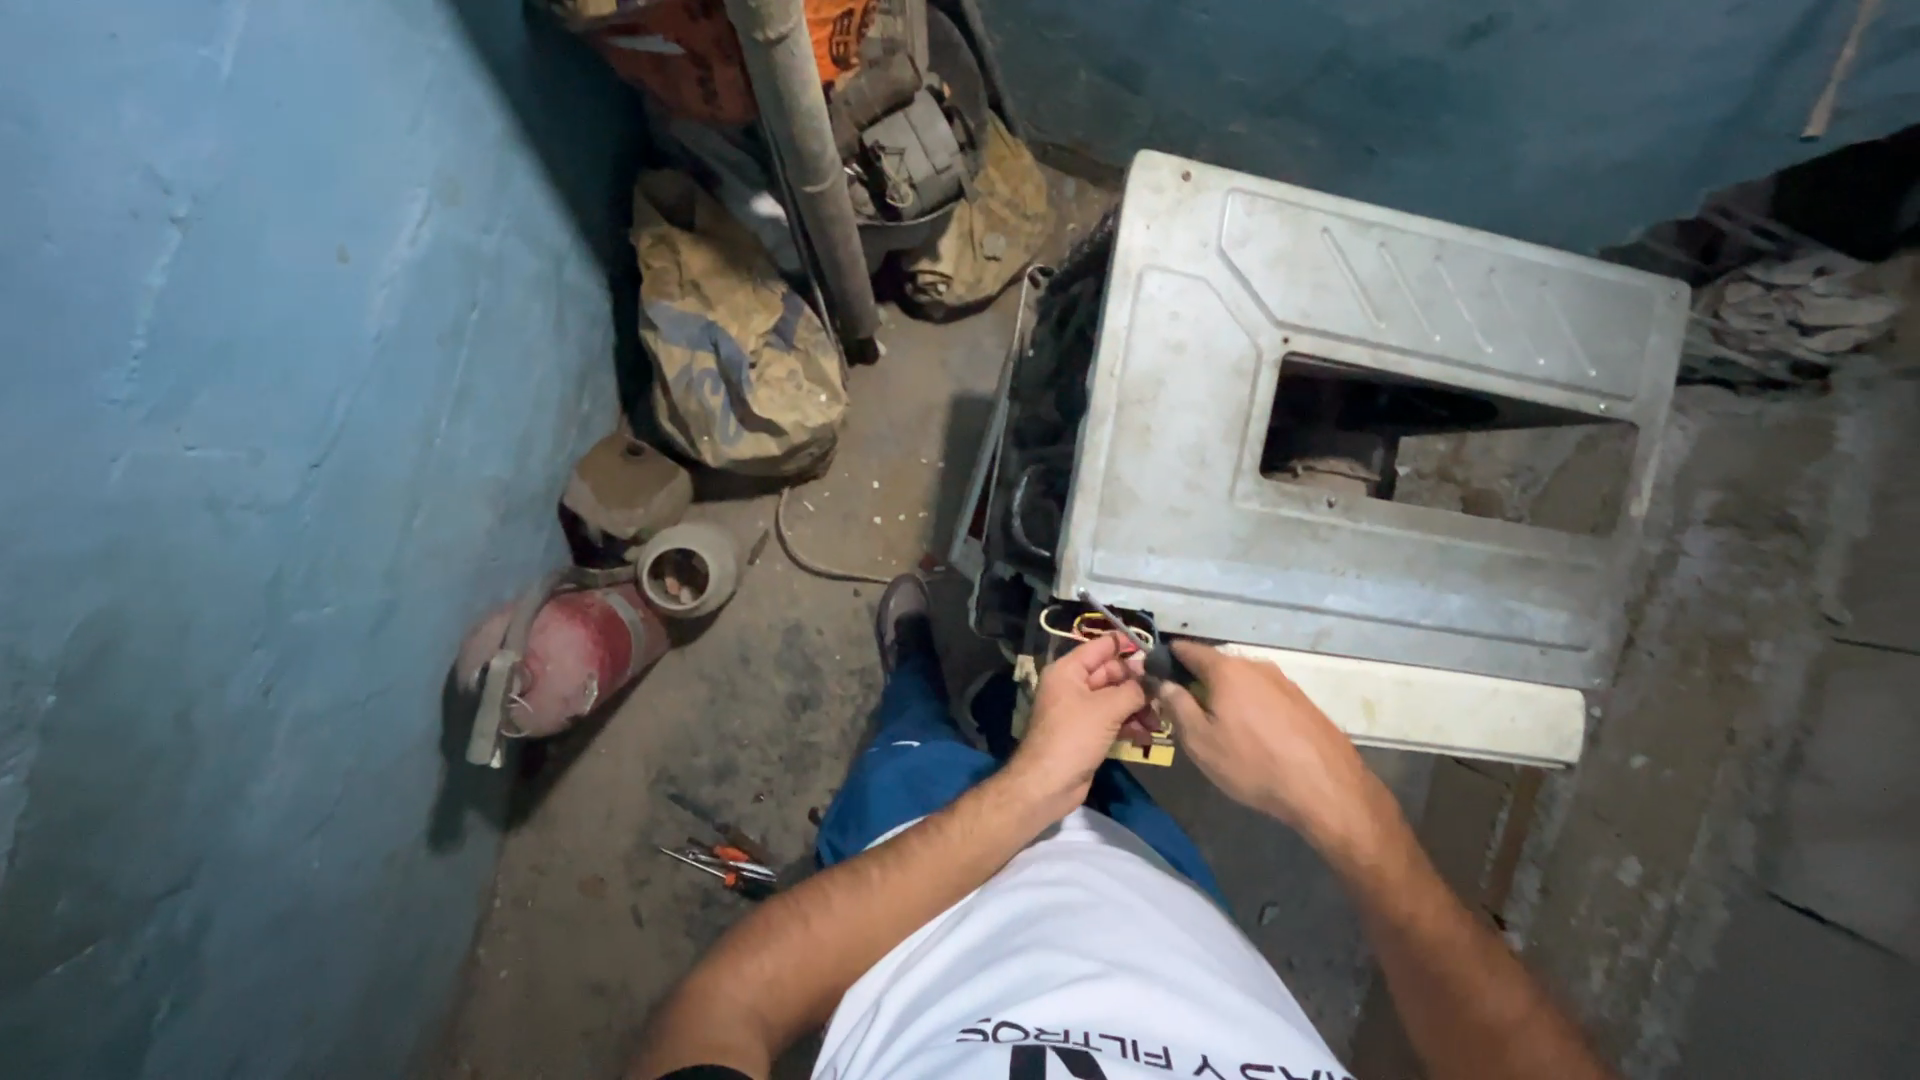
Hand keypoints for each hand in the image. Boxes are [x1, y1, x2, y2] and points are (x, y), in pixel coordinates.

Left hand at [1006, 634, 1148, 816]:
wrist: (1048, 784)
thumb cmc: (1073, 736)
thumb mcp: (1106, 708)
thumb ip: (1133, 689)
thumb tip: (1153, 679)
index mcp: (1068, 670)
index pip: (1100, 647)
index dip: (1126, 645)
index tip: (1156, 649)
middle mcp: (1072, 686)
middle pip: (1111, 674)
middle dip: (1138, 684)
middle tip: (1165, 692)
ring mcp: (1080, 711)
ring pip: (1115, 699)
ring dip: (1138, 707)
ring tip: (1160, 720)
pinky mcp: (1087, 733)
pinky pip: (1113, 721)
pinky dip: (1130, 725)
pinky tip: (1149, 735)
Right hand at [1156, 642, 1399, 860]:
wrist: (1326, 788)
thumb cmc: (1252, 763)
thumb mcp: (1200, 740)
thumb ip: (1176, 705)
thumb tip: (1163, 682)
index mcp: (1226, 669)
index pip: (1187, 649)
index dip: (1167, 660)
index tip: (1155, 679)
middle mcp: (1255, 666)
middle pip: (1216, 664)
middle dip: (1196, 681)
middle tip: (1185, 711)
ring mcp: (1283, 682)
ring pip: (1241, 680)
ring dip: (1225, 695)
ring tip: (1218, 726)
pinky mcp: (1302, 702)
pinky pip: (1263, 695)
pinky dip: (1249, 706)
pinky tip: (1251, 734)